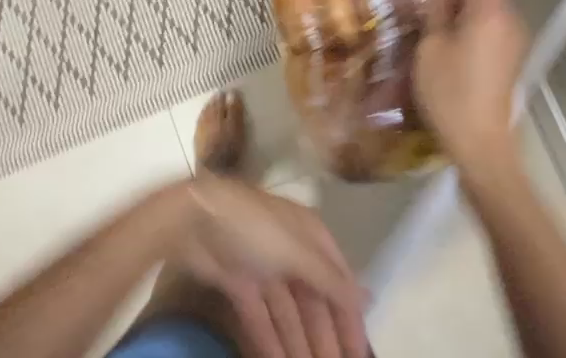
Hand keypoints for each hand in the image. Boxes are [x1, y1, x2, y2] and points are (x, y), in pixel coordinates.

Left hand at [170, 178, 367, 357]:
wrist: (197, 220)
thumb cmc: (256, 228)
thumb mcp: (298, 251)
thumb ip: (331, 279)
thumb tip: (368, 298)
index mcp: (312, 237)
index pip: (339, 281)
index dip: (349, 318)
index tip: (358, 353)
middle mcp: (292, 251)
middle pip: (314, 302)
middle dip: (324, 338)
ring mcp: (264, 268)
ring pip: (288, 314)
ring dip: (299, 345)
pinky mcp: (240, 283)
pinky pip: (262, 318)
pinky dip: (270, 341)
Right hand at [413, 0, 528, 165]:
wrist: (481, 145)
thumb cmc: (451, 93)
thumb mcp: (431, 46)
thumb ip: (433, 5)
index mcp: (493, 11)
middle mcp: (511, 19)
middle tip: (427, 19)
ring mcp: (515, 39)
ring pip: (486, 6)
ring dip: (460, 13)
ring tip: (434, 38)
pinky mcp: (511, 57)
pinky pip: (490, 27)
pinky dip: (470, 30)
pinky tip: (450, 55)